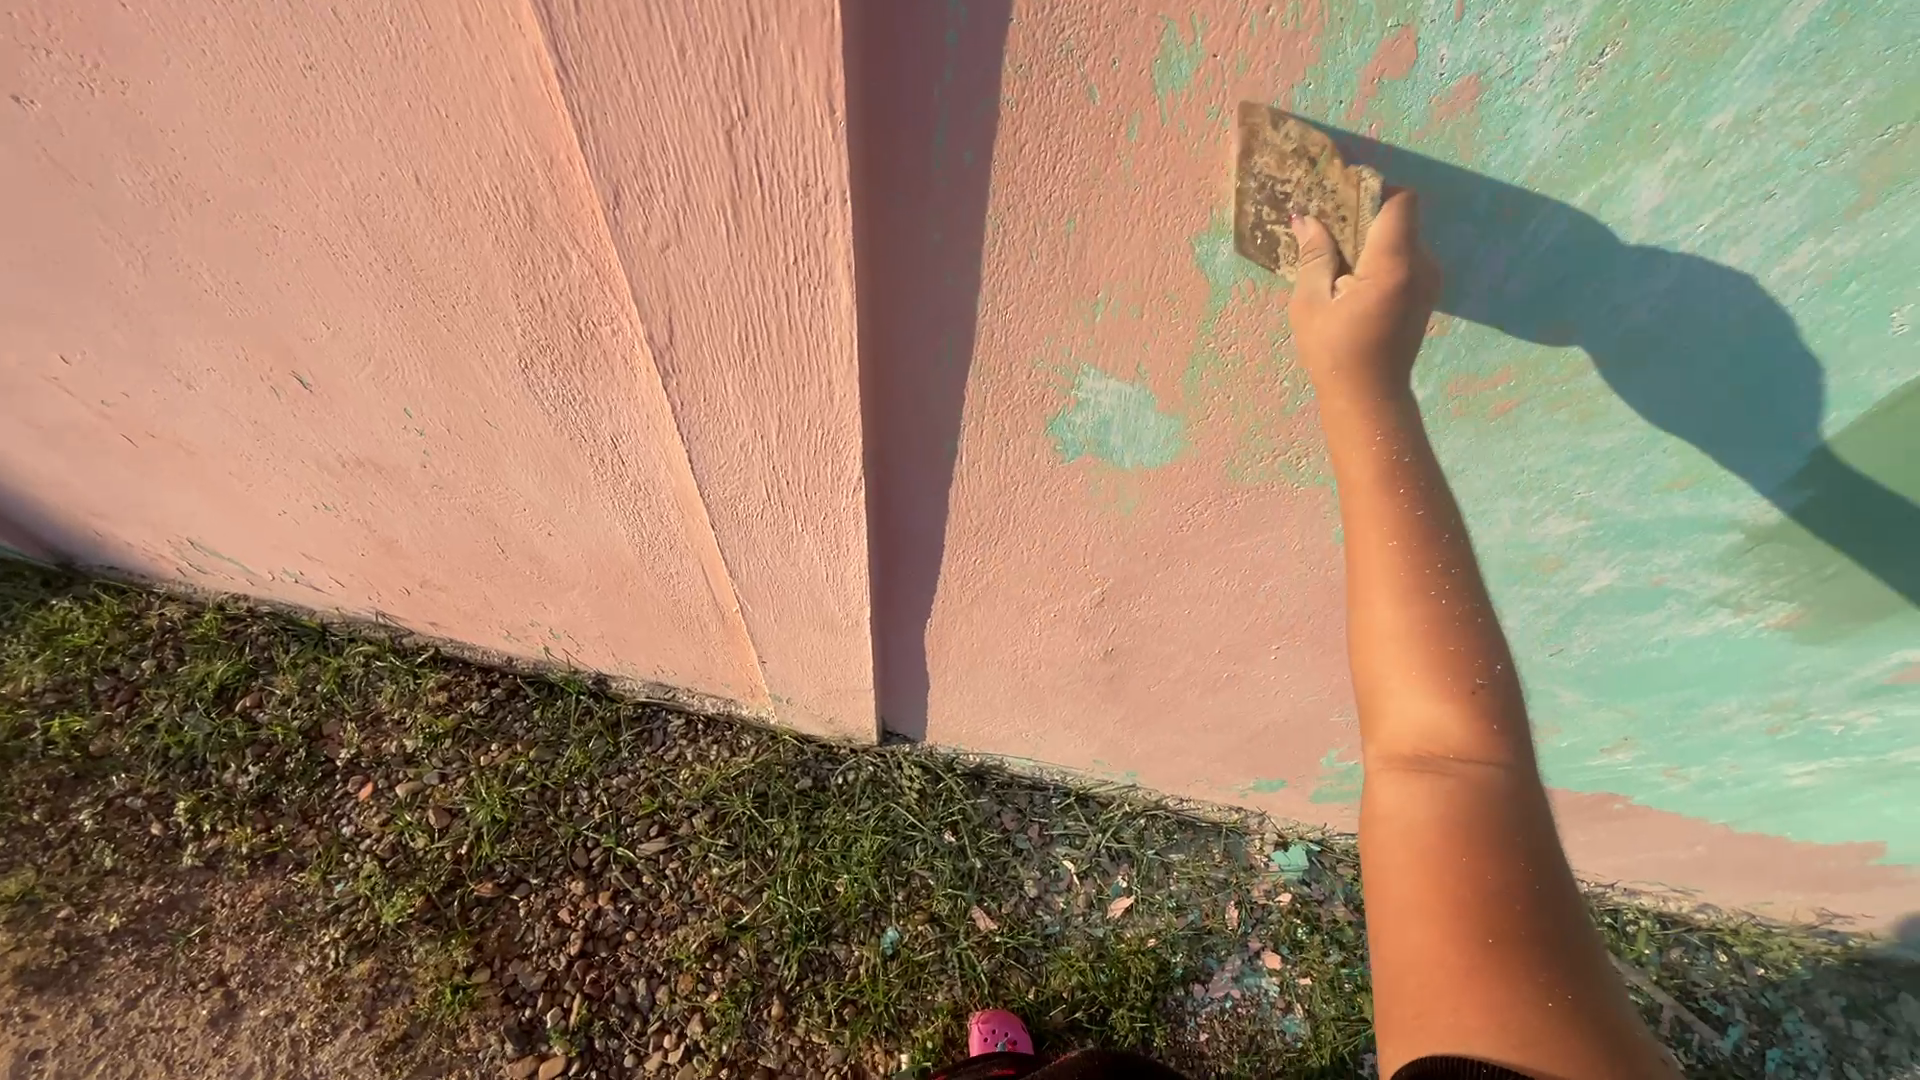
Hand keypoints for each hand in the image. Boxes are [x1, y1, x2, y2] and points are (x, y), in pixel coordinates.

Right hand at [1287, 189, 1442, 404]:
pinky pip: (1405, 259)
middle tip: (1328, 230)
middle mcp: (1422, 265)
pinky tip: (1352, 281)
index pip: (1399, 201)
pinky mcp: (1425, 293)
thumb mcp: (1310, 305)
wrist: (1368, 398)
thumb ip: (1314, 257)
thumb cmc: (1333, 354)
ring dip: (1371, 240)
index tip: (1339, 202)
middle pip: (1401, 218)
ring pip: (1403, 238)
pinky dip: (1380, 258)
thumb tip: (1307, 219)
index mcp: (1394, 265)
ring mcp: (1429, 279)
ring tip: (1336, 261)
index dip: (1372, 192)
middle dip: (1365, 217)